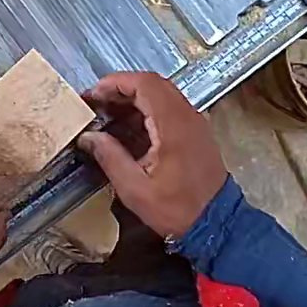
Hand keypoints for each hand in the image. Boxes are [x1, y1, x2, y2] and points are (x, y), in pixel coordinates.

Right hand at [75, 71, 226, 238]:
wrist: (217, 223)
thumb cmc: (177, 209)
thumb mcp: (135, 188)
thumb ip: (110, 157)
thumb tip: (89, 137)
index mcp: (173, 125)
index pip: (145, 84)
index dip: (116, 83)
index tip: (94, 94)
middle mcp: (187, 116)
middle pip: (153, 85)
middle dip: (121, 90)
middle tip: (96, 104)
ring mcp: (194, 123)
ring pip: (161, 96)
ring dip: (133, 101)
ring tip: (106, 116)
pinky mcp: (195, 133)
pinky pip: (169, 110)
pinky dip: (146, 112)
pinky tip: (127, 129)